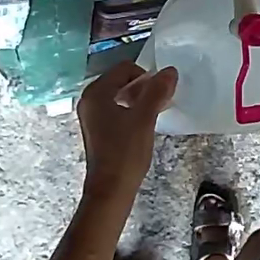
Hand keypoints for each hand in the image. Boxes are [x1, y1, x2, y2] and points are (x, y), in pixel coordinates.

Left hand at [76, 63, 177, 202]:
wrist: (110, 190)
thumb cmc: (125, 152)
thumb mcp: (144, 118)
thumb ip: (157, 91)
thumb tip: (170, 71)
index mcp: (96, 92)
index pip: (124, 68)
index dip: (147, 76)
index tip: (161, 92)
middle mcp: (89, 99)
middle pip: (121, 79)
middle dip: (143, 87)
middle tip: (161, 101)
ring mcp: (90, 114)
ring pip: (119, 94)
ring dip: (138, 98)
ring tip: (155, 112)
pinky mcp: (96, 128)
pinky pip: (115, 108)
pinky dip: (130, 110)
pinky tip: (143, 124)